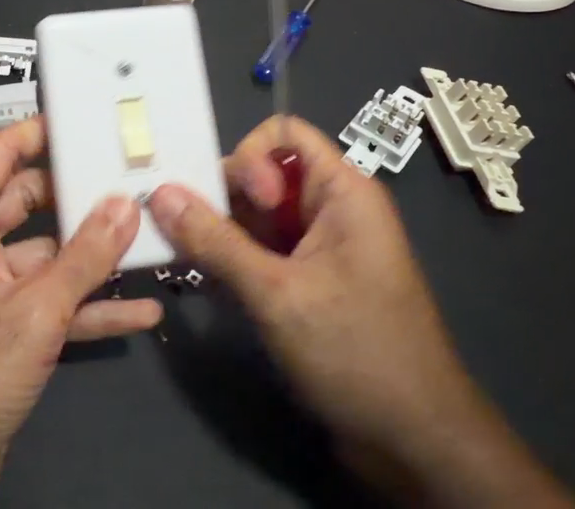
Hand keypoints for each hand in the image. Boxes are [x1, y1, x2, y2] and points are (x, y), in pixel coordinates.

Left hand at [0, 118, 161, 508]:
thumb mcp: (35, 310)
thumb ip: (85, 257)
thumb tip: (125, 205)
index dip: (39, 131)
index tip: (86, 118)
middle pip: (30, 199)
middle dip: (79, 194)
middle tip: (133, 176)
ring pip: (49, 252)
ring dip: (93, 252)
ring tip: (149, 235)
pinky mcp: (9, 325)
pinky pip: (54, 300)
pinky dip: (90, 304)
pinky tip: (140, 308)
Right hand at [149, 116, 574, 508]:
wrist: (414, 441)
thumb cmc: (356, 352)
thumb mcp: (278, 294)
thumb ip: (215, 241)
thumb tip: (160, 192)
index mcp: (341, 193)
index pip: (283, 134)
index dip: (251, 157)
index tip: (238, 204)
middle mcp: (330, 210)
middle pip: (261, 174)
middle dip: (219, 196)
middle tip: (178, 231)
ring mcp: (318, 249)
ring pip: (254, 216)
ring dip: (218, 232)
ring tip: (180, 257)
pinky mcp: (308, 283)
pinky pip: (260, 252)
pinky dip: (230, 260)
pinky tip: (202, 282)